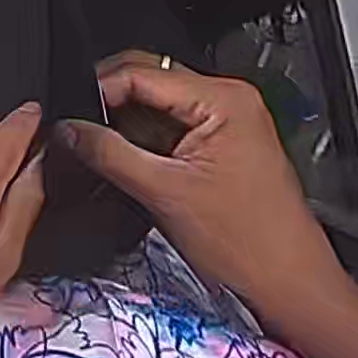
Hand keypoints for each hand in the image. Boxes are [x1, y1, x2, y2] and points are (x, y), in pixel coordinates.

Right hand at [58, 51, 340, 305]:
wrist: (289, 284)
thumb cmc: (246, 242)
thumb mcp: (164, 192)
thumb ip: (109, 153)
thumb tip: (68, 130)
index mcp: (222, 98)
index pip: (141, 73)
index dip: (98, 91)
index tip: (69, 117)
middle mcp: (225, 98)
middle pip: (147, 79)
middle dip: (107, 102)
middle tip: (76, 129)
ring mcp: (222, 119)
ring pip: (153, 103)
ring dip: (122, 122)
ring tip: (98, 148)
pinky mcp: (216, 141)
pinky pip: (166, 125)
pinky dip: (140, 138)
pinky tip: (124, 159)